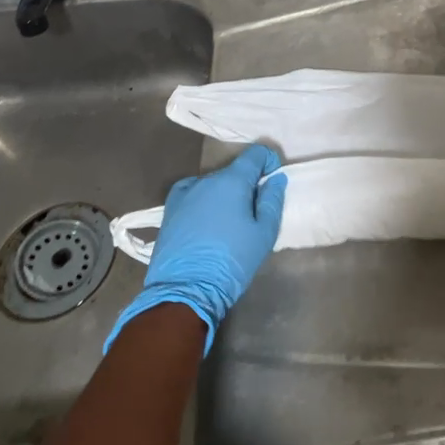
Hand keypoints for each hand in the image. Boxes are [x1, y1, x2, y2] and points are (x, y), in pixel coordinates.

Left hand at [106, 145, 287, 354]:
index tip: (273, 182)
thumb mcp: (264, 233)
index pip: (256, 154)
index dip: (269, 162)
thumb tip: (275, 179)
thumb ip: (272, 201)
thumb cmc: (232, 260)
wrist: (185, 290)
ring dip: (225, 194)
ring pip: (213, 184)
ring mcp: (184, 194)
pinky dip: (202, 199)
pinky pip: (191, 194)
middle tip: (254, 212)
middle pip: (234, 171)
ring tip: (227, 223)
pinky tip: (204, 218)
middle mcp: (207, 180)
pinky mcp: (169, 211)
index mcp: (233, 180)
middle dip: (247, 184)